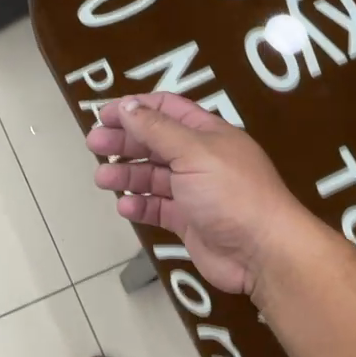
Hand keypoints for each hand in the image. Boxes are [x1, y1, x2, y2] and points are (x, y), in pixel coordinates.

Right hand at [88, 93, 314, 295]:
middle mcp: (200, 158)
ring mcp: (195, 192)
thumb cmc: (231, 192)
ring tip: (102, 178)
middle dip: (124, 141)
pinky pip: (158, 208)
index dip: (134, 108)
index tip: (103, 114)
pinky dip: (140, 205)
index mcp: (207, 133)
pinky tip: (125, 205)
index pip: (166, 109)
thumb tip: (127, 105)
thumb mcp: (193, 151)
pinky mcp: (189, 222)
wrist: (262, 251)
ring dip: (127, 174)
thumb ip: (157, 129)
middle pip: (155, 142)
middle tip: (93, 143)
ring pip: (153, 176)